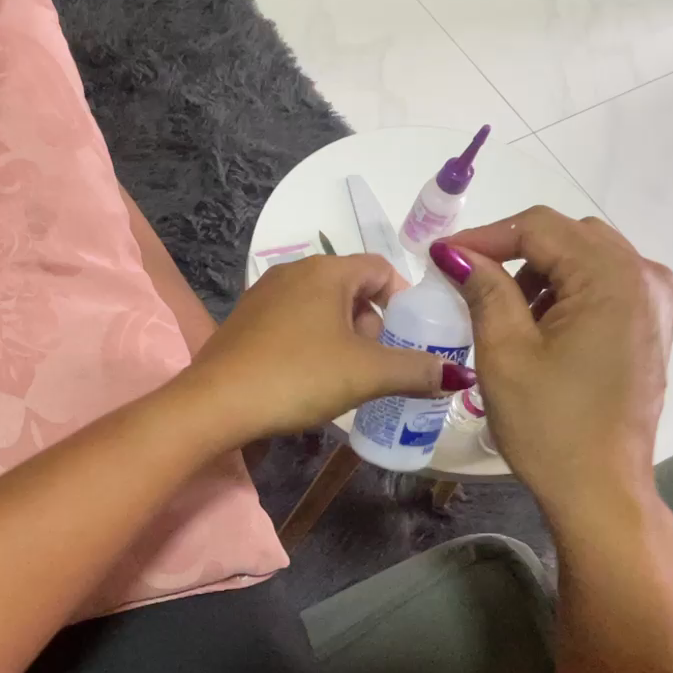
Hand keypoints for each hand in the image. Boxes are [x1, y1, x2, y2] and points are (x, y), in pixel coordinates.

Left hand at [183, 253, 472, 440]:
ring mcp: (262, 296)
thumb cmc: (297, 377)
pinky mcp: (243, 324)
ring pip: (320, 310)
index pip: (381, 269)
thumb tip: (457, 374)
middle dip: (371, 326)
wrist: (216, 404)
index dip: (404, 301)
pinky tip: (305, 381)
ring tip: (342, 379)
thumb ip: (416, 371)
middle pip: (351, 289)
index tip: (410, 339)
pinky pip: (292, 325)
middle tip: (374, 366)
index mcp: (326, 270)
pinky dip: (310, 346)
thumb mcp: (366, 375)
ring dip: (341, 340)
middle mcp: (292, 272)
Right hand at [430, 207, 672, 521]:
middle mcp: (645, 277)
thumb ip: (484, 290)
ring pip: (586, 259)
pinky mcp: (649, 328)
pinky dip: (564, 293)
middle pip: (569, 236)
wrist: (598, 488)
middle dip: (514, 252)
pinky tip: (536, 328)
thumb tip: (456, 252)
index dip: (485, 235)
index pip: (541, 228)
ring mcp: (655, 303)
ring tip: (500, 312)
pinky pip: (603, 287)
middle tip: (467, 283)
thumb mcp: (504, 353)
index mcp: (613, 278)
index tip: (441, 256)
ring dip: (539, 273)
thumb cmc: (548, 424)